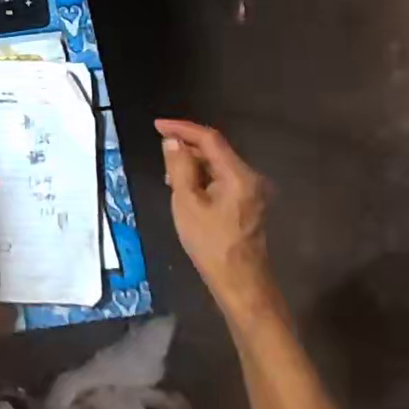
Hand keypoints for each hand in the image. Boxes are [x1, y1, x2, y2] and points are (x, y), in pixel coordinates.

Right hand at [156, 119, 277, 321]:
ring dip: (192, 163)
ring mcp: (252, 191)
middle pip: (215, 150)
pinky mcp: (248, 203)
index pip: (209, 139)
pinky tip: (185, 187)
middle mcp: (251, 178)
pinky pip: (222, 178)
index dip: (182, 128)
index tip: (157, 125)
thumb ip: (179, 167)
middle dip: (186, 147)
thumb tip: (173, 141)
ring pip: (218, 165)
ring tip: (169, 174)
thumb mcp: (186, 202)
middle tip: (160, 152)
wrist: (240, 282)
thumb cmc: (210, 243)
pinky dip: (202, 177)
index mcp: (239, 175)